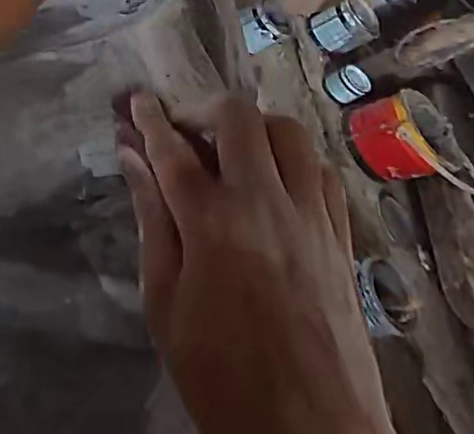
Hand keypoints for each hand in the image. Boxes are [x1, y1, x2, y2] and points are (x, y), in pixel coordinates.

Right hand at [118, 90, 391, 433]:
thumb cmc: (221, 374)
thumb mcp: (164, 302)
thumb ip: (151, 219)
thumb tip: (131, 158)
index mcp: (212, 223)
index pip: (172, 148)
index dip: (149, 117)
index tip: (135, 98)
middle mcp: (265, 204)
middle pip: (237, 119)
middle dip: (202, 109)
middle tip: (183, 130)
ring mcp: (311, 219)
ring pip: (289, 133)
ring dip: (253, 127)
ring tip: (230, 149)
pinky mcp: (342, 239)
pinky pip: (323, 172)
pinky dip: (294, 158)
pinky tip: (274, 179)